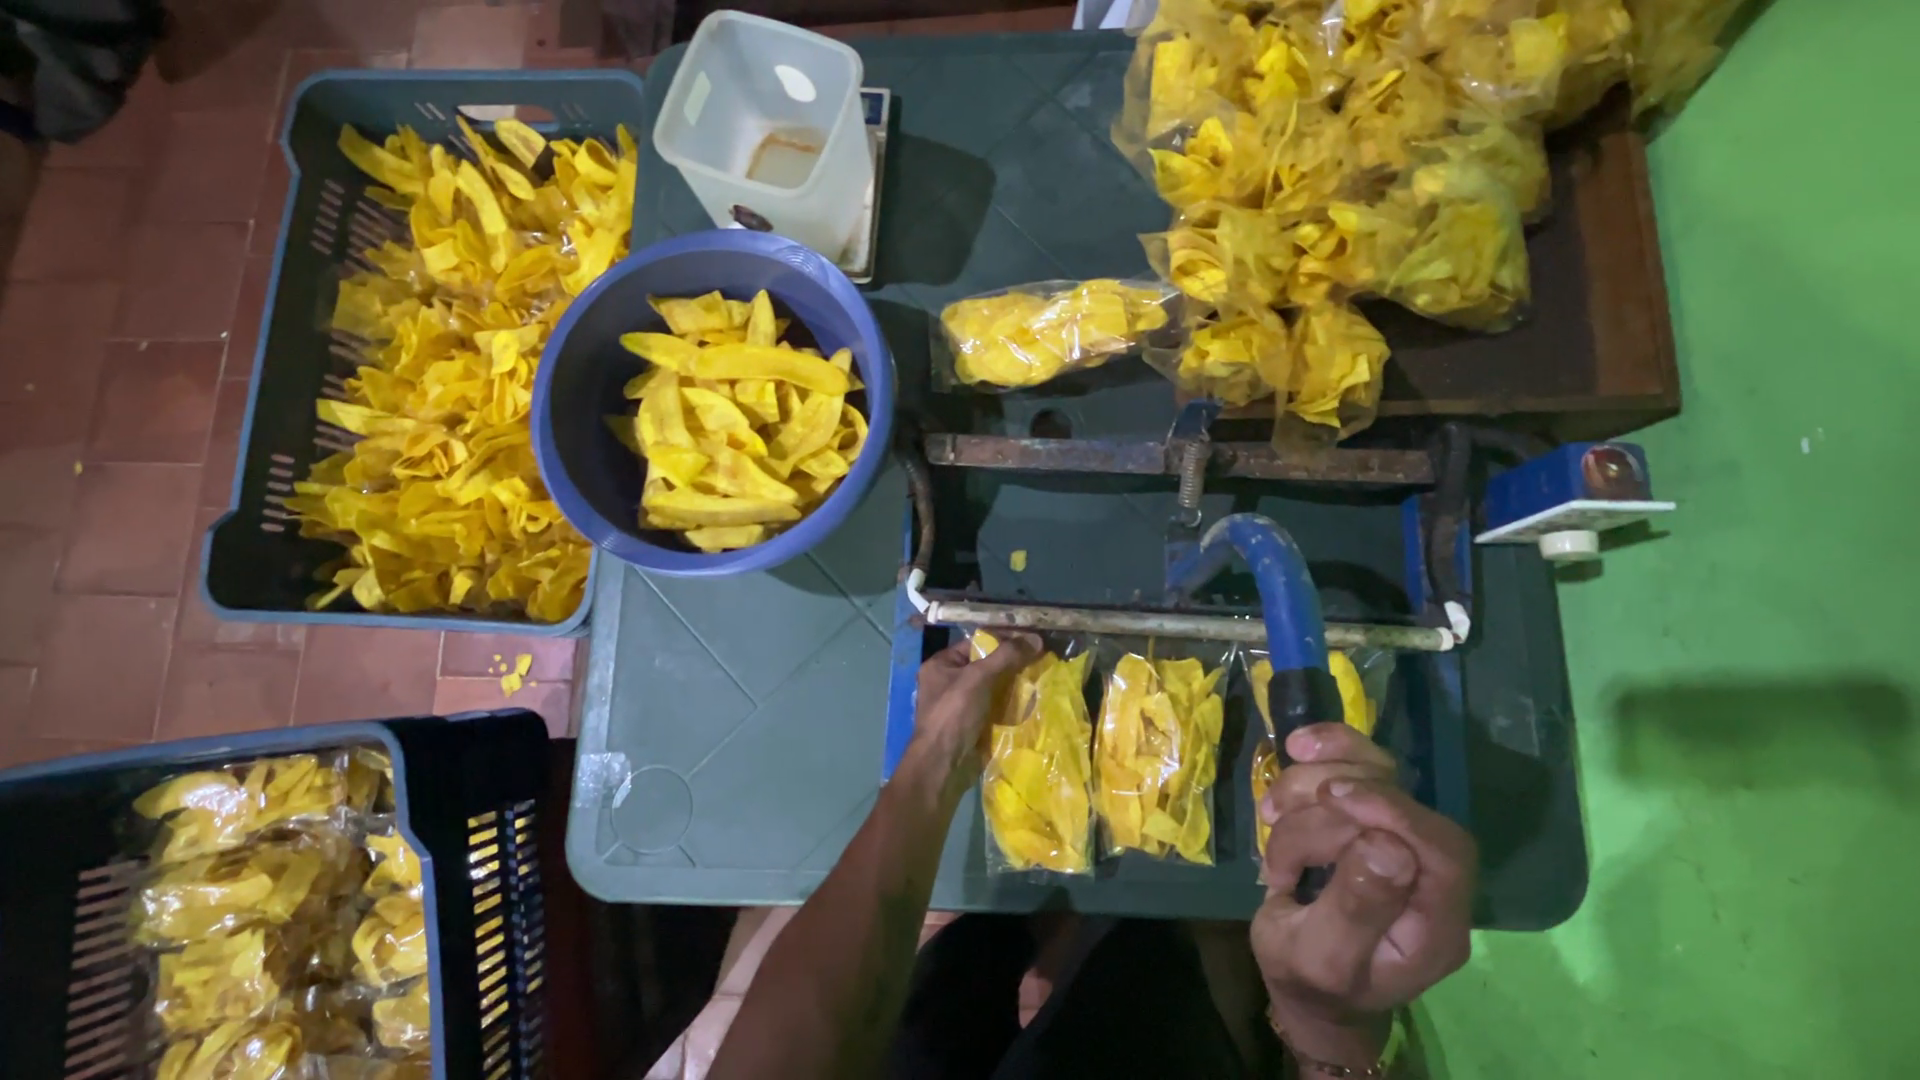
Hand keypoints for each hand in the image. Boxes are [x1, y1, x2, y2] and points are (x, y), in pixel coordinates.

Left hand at [900, 633, 1039, 802]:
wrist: (943, 766)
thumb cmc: (954, 714)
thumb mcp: (979, 677)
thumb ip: (1007, 656)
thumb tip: (1036, 638)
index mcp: (941, 665)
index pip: (975, 644)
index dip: (1002, 641)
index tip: (1030, 642)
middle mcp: (948, 683)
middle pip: (986, 666)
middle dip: (1012, 665)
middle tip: (1041, 661)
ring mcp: (961, 706)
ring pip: (993, 689)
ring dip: (1015, 687)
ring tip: (1042, 680)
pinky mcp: (973, 726)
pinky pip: (996, 709)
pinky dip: (1012, 707)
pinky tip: (1033, 703)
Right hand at [1250, 724, 1475, 1062]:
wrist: (1304, 980)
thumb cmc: (1310, 977)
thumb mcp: (1320, 956)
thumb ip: (1356, 909)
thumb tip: (1387, 847)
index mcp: (1435, 922)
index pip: (1443, 849)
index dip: (1394, 810)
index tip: (1332, 796)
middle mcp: (1430, 875)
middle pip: (1400, 803)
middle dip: (1326, 802)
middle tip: (1272, 821)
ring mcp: (1401, 838)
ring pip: (1375, 775)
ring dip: (1312, 780)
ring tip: (1269, 811)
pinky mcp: (1371, 816)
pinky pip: (1359, 766)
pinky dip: (1325, 753)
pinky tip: (1294, 750)